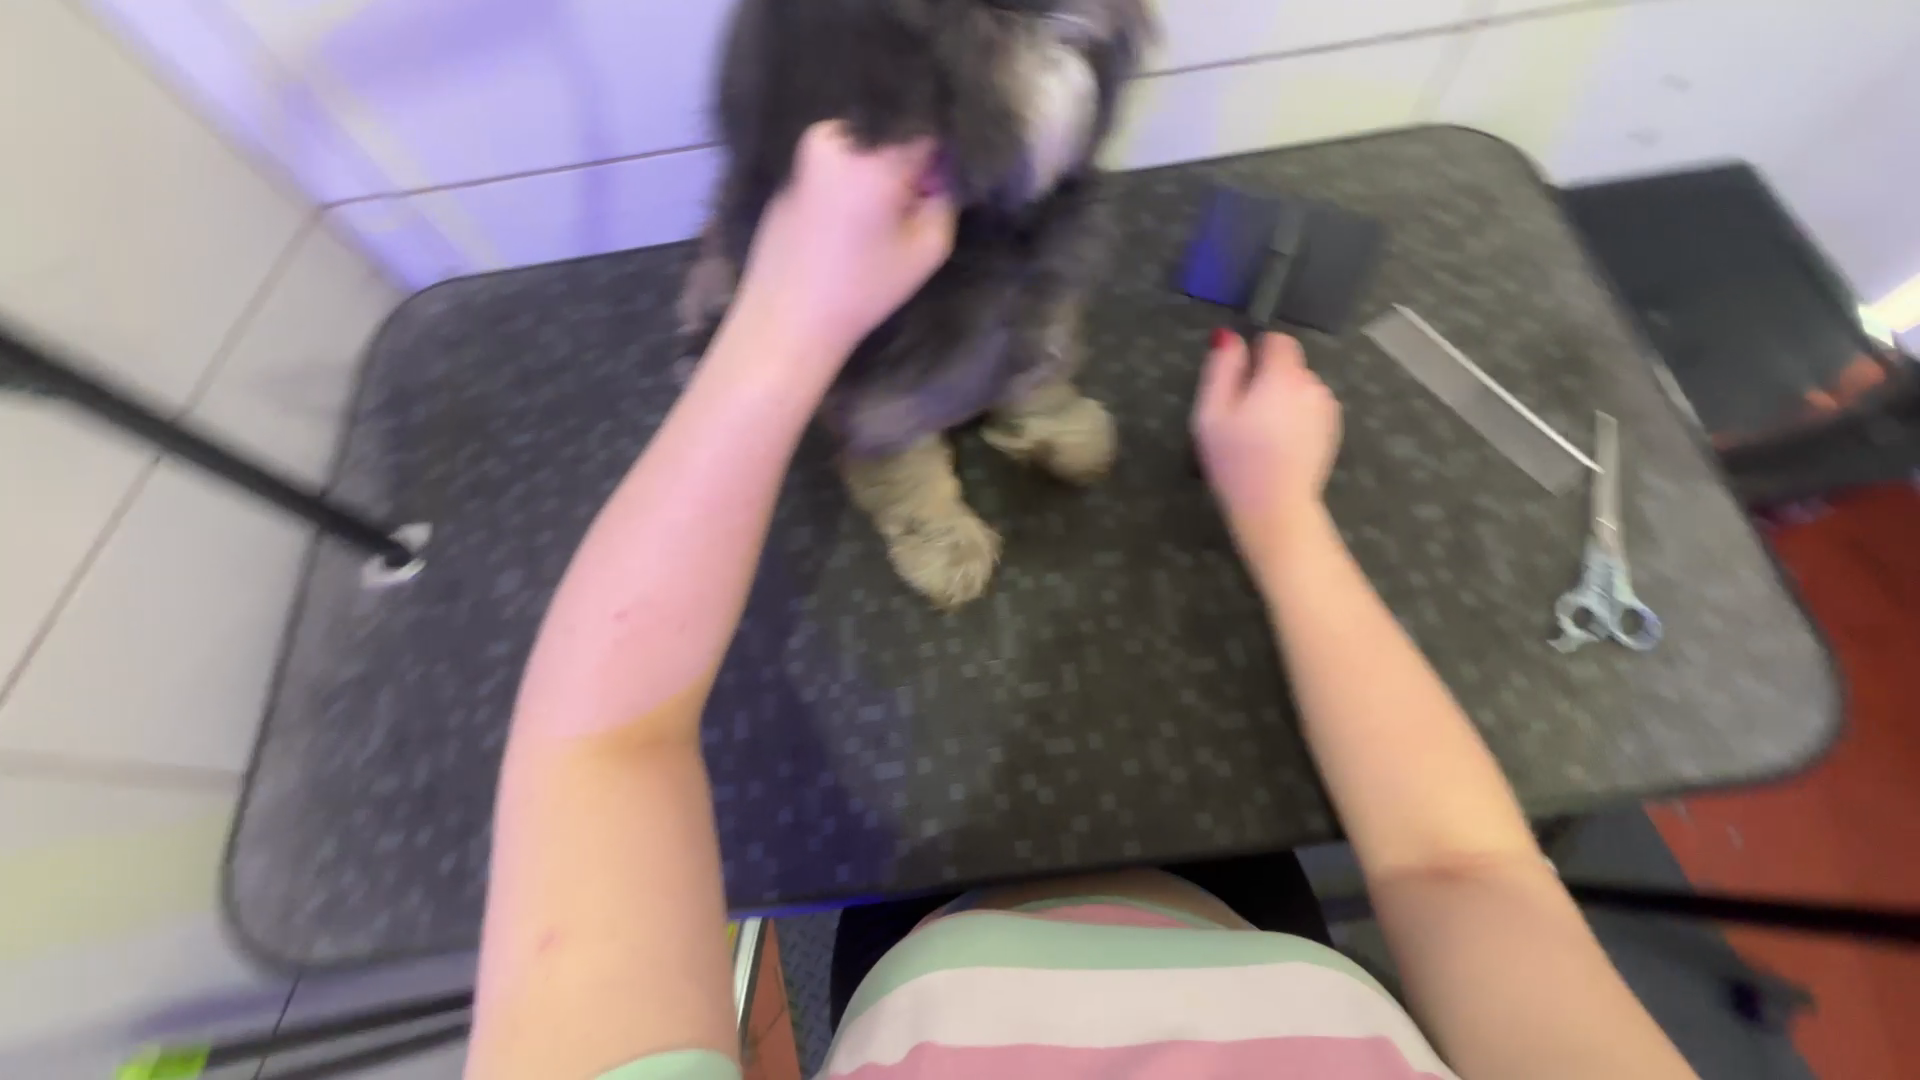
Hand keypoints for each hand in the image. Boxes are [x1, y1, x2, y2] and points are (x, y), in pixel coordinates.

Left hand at [727, 121, 957, 361]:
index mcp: (873, 154)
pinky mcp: (785, 174)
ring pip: (858, 147)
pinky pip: (830, 166)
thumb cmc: (862, 291)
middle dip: (905, 161)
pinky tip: (844, 223)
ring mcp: (803, 153)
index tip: (940, 184)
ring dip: (874, 171)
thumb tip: (938, 174)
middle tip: (908, 206)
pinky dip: (845, 183)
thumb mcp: (927, 250)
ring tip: (874, 218)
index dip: (939, 155)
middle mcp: (835, 138)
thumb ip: (944, 200)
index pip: (926, 126)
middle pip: (888, 131)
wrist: (788, 320)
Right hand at [1193, 330, 1343, 570]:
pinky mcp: (1333, 430)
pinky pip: (1310, 410)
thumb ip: (1221, 369)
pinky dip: (1295, 418)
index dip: (1255, 354)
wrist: (1274, 508)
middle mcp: (1312, 385)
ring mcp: (1327, 409)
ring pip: (1300, 388)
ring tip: (1261, 435)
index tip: (1237, 383)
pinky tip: (1279, 446)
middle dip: (1267, 380)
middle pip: (1288, 366)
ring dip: (1282, 399)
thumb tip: (1229, 337)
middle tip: (1241, 416)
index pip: (1277, 340)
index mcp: (1282, 376)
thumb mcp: (1211, 414)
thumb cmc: (1235, 460)